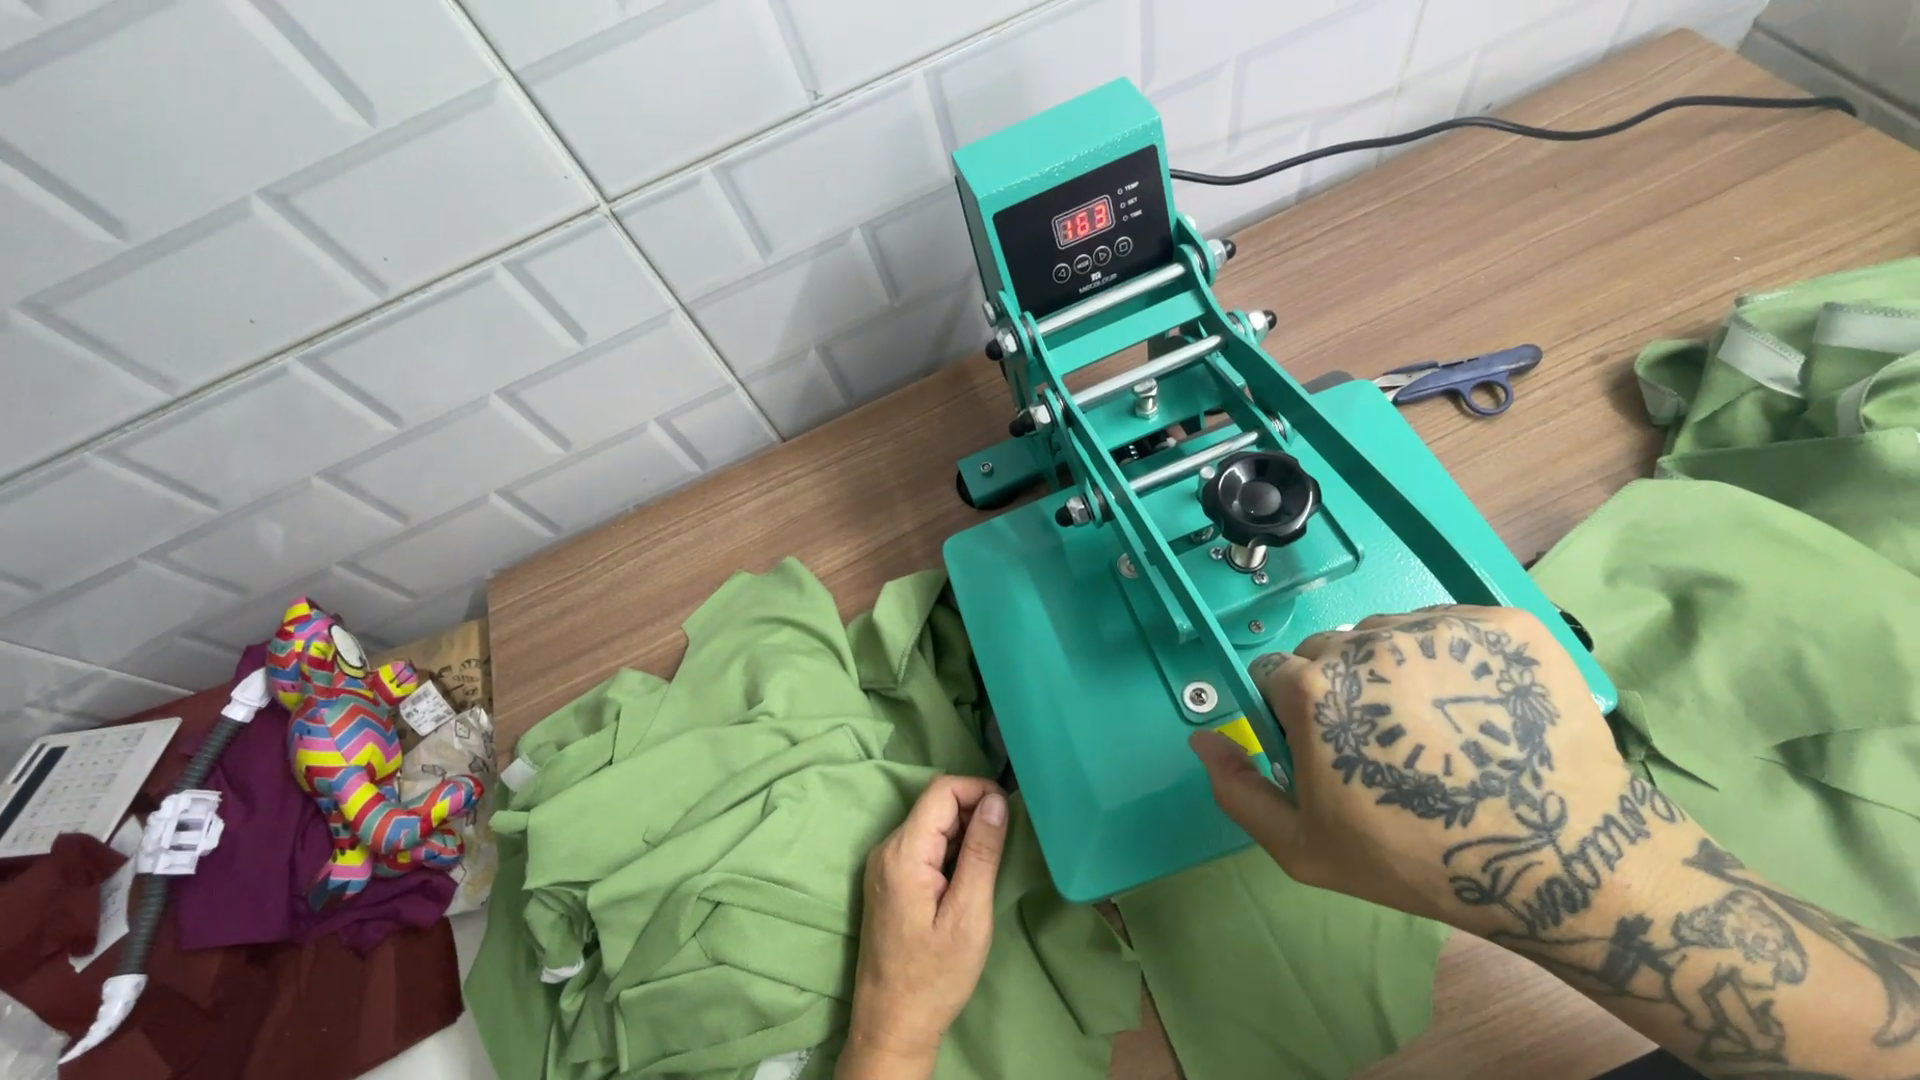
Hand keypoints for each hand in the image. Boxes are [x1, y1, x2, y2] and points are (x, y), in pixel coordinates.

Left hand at [838, 776, 1008, 1079]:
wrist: (892, 1025)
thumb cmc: (935, 976)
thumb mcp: (969, 914)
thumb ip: (982, 852)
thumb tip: (996, 801)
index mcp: (904, 853)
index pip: (942, 790)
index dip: (978, 791)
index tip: (1009, 814)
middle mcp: (887, 849)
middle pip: (936, 805)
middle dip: (974, 813)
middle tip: (1004, 847)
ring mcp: (884, 865)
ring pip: (931, 824)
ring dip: (964, 834)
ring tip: (989, 867)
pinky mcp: (889, 880)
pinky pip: (924, 846)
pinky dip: (950, 851)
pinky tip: (967, 880)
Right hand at [1190, 606, 1703, 937]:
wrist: (1561, 860)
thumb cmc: (1416, 858)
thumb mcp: (1304, 847)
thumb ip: (1238, 790)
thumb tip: (1200, 740)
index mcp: (1314, 689)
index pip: (1274, 674)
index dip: (1291, 714)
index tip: (1327, 750)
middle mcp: (1367, 642)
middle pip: (1327, 651)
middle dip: (1338, 689)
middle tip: (1383, 746)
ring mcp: (1438, 628)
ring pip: (1386, 636)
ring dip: (1393, 670)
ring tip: (1436, 727)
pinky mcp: (1501, 624)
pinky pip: (1449, 627)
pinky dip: (1451, 658)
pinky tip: (1476, 707)